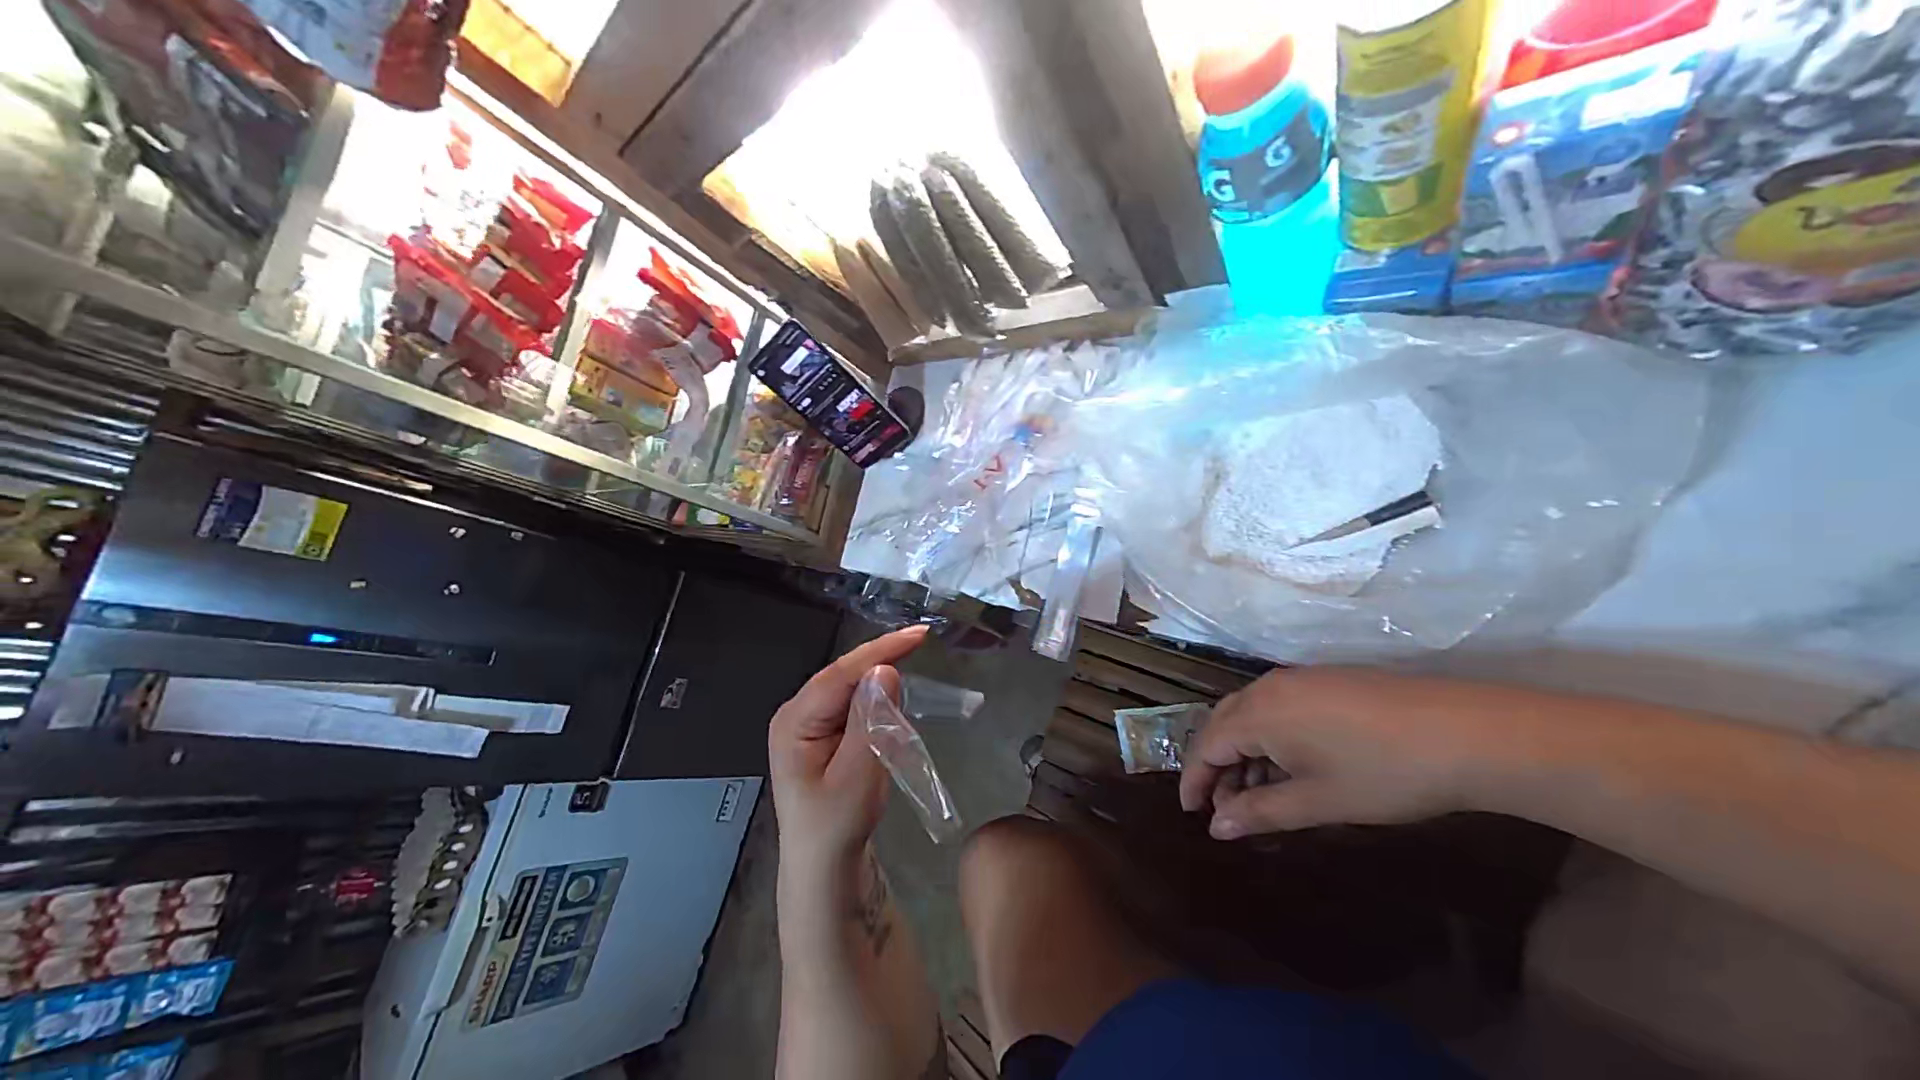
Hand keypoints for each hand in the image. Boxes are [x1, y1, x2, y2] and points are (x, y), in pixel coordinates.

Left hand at [770, 626, 928, 869]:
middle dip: (881, 658)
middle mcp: (797, 714)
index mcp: (793, 721)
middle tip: (922, 640)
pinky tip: (897, 693)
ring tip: (914, 656)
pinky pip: (855, 705)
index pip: (839, 674)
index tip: (918, 635)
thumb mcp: (857, 775)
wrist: (824, 870)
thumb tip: (886, 671)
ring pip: (852, 688)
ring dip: (882, 677)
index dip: (879, 651)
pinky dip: (879, 698)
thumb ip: (871, 721)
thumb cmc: (837, 827)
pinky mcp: (827, 736)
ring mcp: (810, 725)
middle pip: (844, 675)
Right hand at [1179, 668, 1538, 839]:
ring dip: (1246, 752)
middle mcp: (1270, 687)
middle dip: (1217, 766)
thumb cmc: (1385, 774)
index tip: (1192, 814)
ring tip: (1261, 793)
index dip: (1196, 781)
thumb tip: (1217, 828)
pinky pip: (1279, 706)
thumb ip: (1260, 812)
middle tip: (1226, 807)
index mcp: (1259, 713)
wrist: (1469, 734)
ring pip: (1252, 714)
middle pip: (1223, 724)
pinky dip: (1272, 737)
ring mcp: (1301, 679)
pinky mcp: (1329, 680)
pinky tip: (1294, 765)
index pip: (1206, 744)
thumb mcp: (1318, 801)